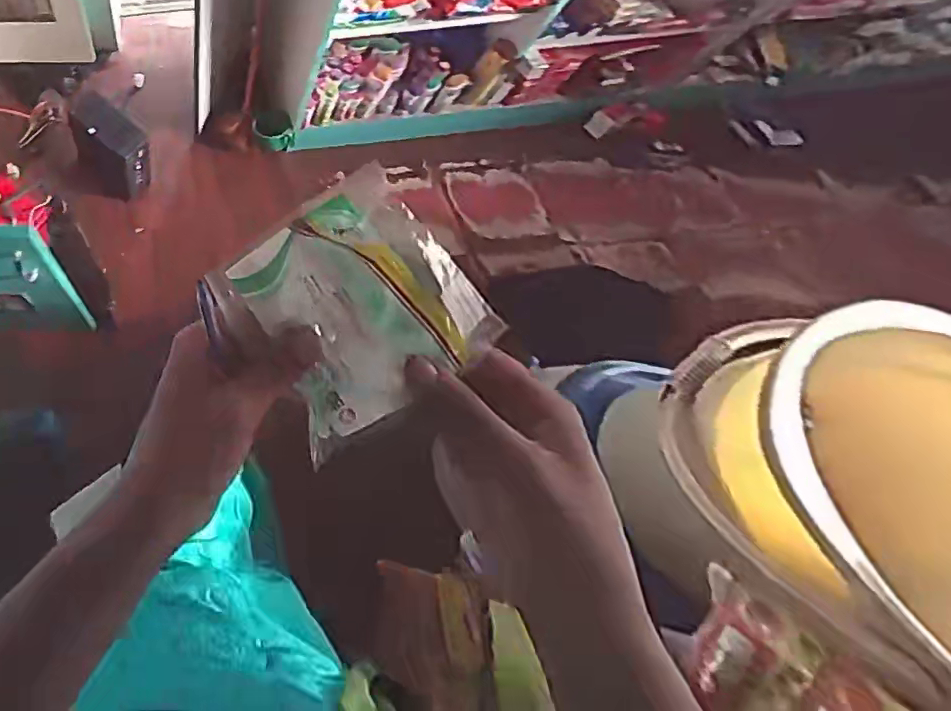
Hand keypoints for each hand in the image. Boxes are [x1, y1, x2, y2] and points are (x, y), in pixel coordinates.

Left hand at [116, 322, 316, 539]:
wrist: (157, 506)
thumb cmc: (193, 450)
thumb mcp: (240, 407)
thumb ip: (276, 368)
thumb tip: (314, 334)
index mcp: (197, 341)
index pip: (242, 308)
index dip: (279, 304)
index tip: (320, 302)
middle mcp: (201, 353)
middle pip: (250, 334)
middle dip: (288, 335)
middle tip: (336, 329)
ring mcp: (209, 381)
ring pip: (253, 361)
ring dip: (285, 361)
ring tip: (333, 352)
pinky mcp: (218, 408)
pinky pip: (251, 385)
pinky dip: (275, 385)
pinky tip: (312, 386)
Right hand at [406, 354, 696, 710]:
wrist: (576, 614)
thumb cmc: (562, 530)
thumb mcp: (517, 464)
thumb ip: (467, 412)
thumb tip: (414, 363)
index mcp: (543, 407)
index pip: (488, 361)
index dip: (447, 347)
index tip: (399, 336)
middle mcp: (518, 421)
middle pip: (467, 384)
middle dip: (428, 374)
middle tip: (378, 359)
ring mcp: (496, 450)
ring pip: (452, 412)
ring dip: (420, 401)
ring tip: (374, 381)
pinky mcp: (478, 478)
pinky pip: (446, 443)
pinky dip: (423, 432)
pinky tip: (391, 420)